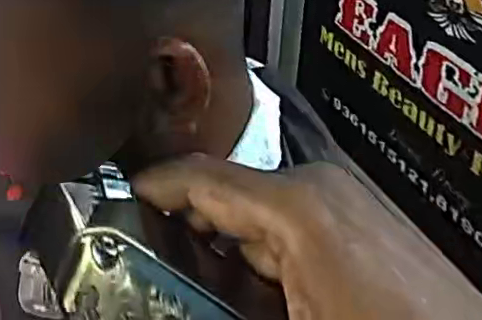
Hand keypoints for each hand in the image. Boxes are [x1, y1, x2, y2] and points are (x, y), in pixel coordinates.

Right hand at [132, 157, 481, 319]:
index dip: (152, 187)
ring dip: (222, 243)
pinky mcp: (364, 223)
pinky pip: (291, 225)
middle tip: (143, 252)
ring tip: (187, 275)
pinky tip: (248, 288)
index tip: (117, 200)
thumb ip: (222, 305)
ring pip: (258, 211)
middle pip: (226, 192)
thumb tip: (174, 299)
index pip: (200, 176)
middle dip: (183, 225)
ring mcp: (344, 201)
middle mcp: (316, 186)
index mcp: (294, 204)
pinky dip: (261, 252)